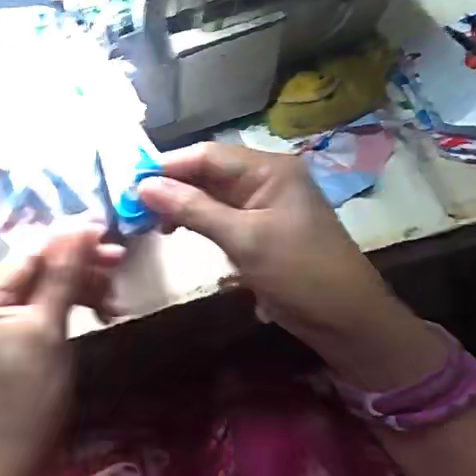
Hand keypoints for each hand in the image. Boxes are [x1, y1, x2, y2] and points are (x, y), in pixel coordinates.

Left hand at [0, 227, 121, 472]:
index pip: (29, 252)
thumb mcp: (48, 327)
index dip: (67, 239)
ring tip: (116, 298)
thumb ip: (63, 274)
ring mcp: (12, 312)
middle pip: (43, 264)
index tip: (104, 230)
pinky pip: (57, 301)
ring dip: (87, 285)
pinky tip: (107, 311)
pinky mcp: (30, 326)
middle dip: (81, 263)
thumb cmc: (32, 388)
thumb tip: (80, 226)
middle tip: (119, 258)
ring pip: (55, 281)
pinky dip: (82, 302)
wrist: (27, 446)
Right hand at [136, 143, 445, 388]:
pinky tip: (176, 231)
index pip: (207, 155)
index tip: (129, 183)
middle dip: (171, 186)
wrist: (347, 320)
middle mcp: (267, 178)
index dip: (167, 166)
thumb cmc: (299, 273)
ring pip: (211, 194)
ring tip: (150, 222)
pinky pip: (222, 215)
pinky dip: (197, 221)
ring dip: (181, 205)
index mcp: (270, 169)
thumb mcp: (243, 239)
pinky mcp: (262, 228)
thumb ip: (193, 209)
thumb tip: (144, 186)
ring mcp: (265, 204)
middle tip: (133, 207)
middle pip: (208, 172)